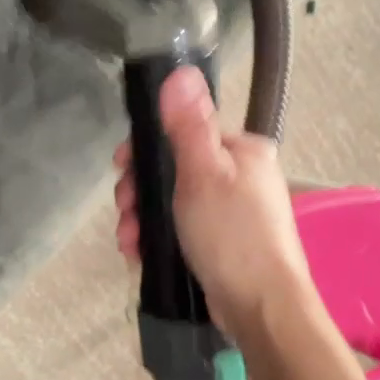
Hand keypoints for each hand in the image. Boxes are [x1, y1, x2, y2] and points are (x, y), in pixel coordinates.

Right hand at [113, 66, 313, 335]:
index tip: (121, 171)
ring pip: (168, 202)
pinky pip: (176, 228)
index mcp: (242, 152)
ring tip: (130, 240)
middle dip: (138, 193)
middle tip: (126, 213)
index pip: (182, 133)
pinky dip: (154, 238)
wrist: (259, 306)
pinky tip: (139, 252)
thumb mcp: (203, 174)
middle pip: (170, 170)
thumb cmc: (231, 234)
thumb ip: (187, 126)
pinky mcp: (219, 242)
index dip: (144, 150)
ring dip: (140, 219)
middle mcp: (239, 176)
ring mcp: (229, 211)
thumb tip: (180, 72)